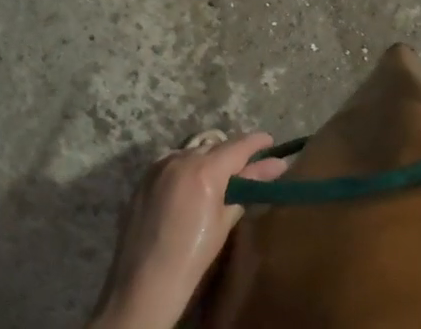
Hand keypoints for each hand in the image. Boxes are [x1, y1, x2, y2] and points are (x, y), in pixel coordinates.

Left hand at [90, 131, 289, 328]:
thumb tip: (275, 167)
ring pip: (192, 151)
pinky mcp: (145, 176)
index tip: (270, 141)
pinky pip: (172, 161)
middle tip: (248, 167)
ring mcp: (160, 165)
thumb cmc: (195, 255)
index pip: (238, 146)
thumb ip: (247, 187)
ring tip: (219, 178)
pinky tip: (191, 185)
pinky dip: (186, 166)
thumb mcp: (225, 220)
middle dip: (232, 154)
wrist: (147, 279)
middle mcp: (181, 158)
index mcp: (205, 170)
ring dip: (208, 159)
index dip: (256, 142)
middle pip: (215, 146)